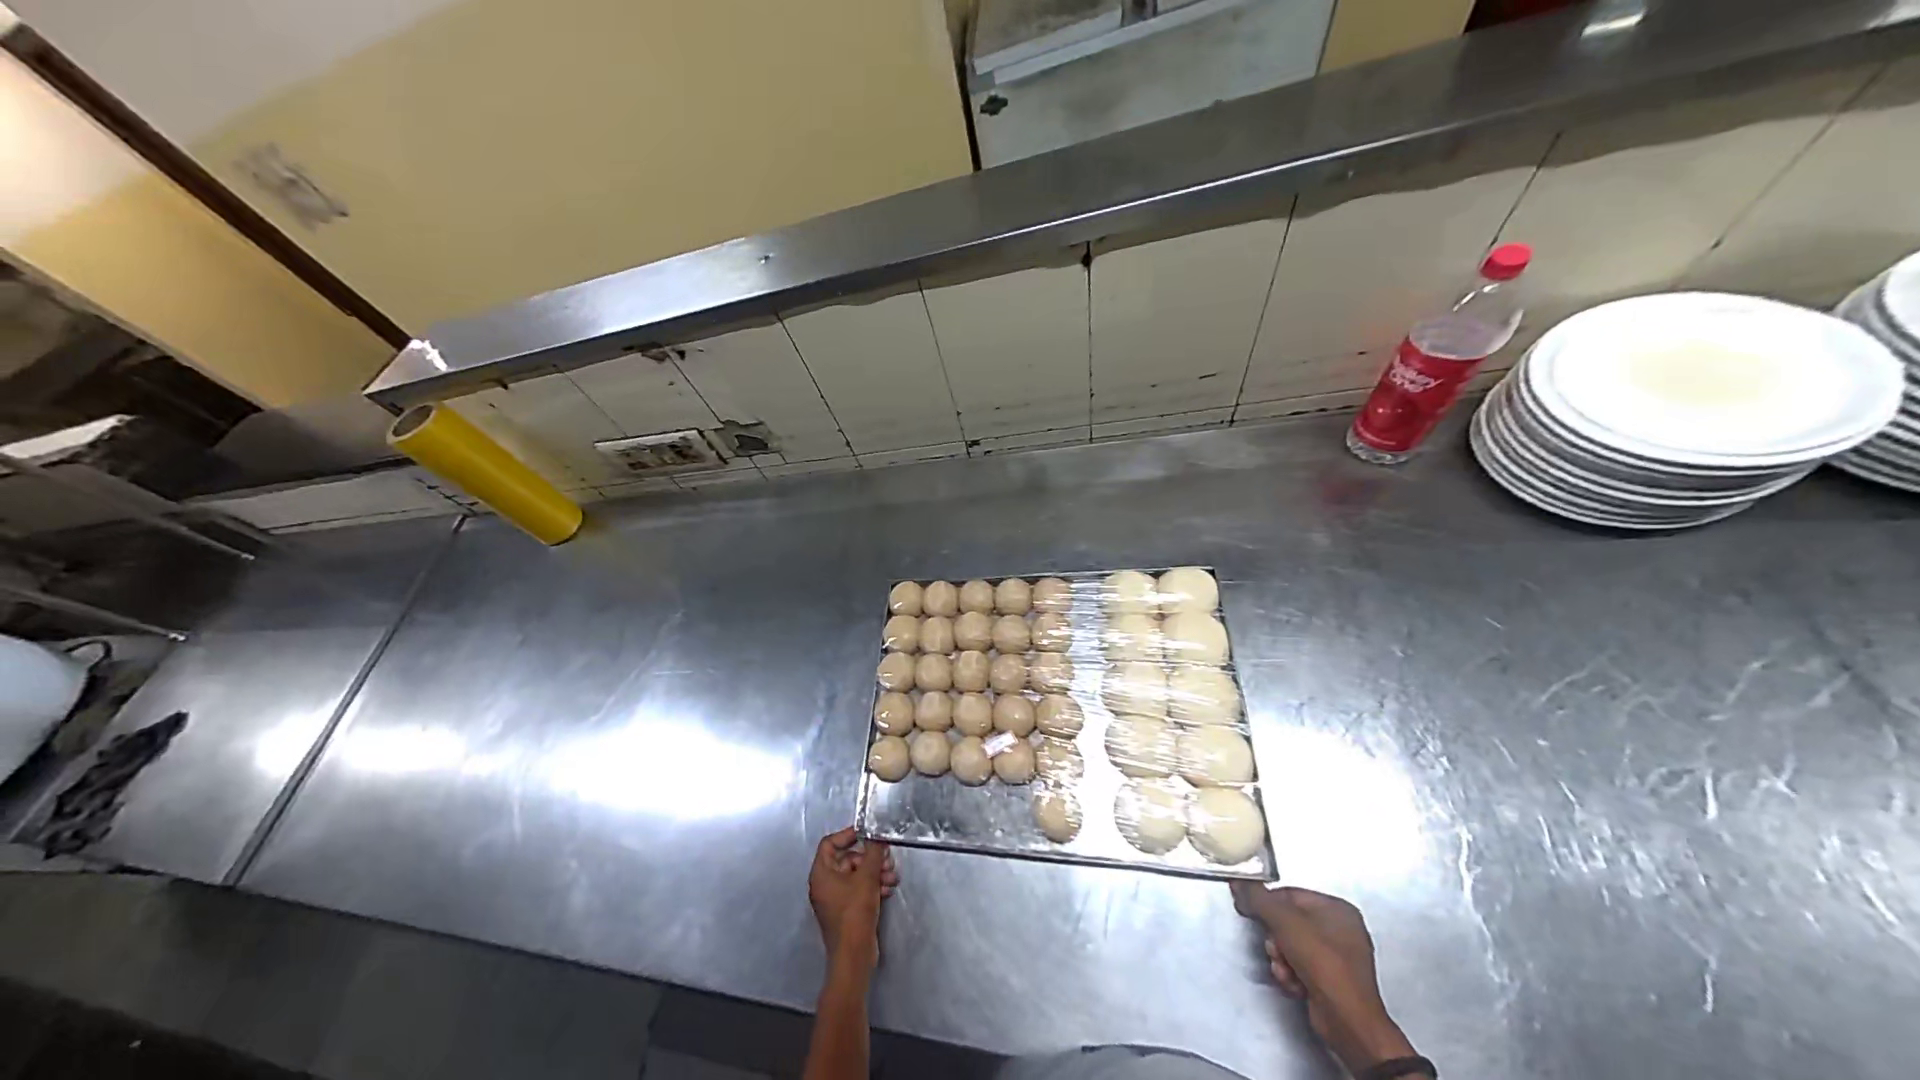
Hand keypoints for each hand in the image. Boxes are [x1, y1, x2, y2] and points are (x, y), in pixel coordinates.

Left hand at [809, 828, 897, 970]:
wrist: (854, 955)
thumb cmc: (855, 912)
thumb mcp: (867, 877)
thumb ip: (873, 853)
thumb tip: (877, 835)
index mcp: (821, 873)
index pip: (829, 843)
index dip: (847, 834)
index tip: (867, 833)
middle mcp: (825, 884)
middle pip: (847, 859)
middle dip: (869, 857)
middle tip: (886, 857)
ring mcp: (835, 899)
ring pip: (856, 875)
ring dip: (875, 872)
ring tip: (892, 875)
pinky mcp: (846, 911)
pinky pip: (859, 889)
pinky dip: (873, 885)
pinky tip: (888, 888)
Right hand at [1231, 882, 1420, 1075]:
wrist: (1347, 1021)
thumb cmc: (1323, 964)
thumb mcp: (1284, 922)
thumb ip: (1258, 899)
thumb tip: (1239, 883)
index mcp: (1338, 909)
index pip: (1289, 895)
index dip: (1267, 905)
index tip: (1253, 914)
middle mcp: (1340, 930)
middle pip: (1287, 923)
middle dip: (1275, 940)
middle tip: (1277, 950)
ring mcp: (1336, 958)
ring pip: (1290, 947)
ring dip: (1280, 960)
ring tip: (1287, 971)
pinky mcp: (1330, 981)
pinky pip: (1299, 967)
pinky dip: (1291, 975)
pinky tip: (1295, 984)